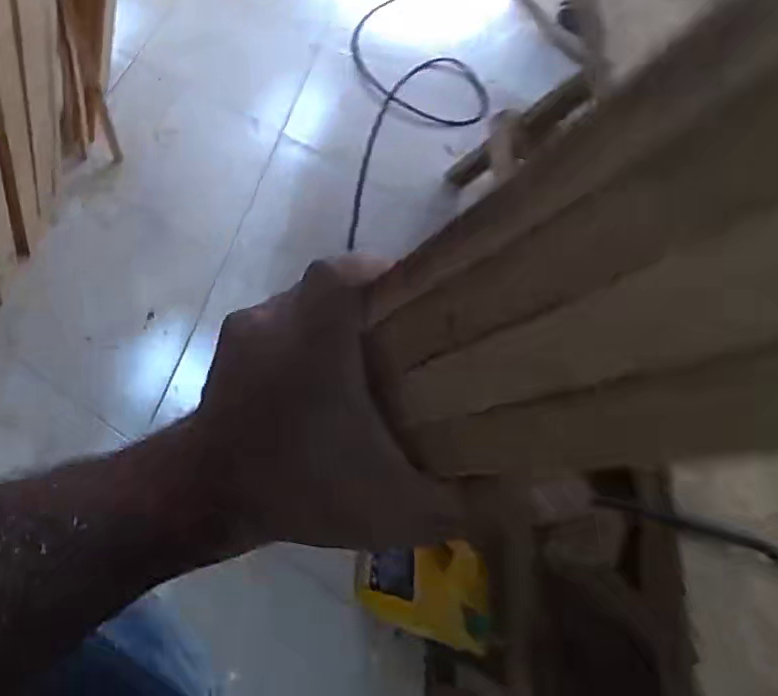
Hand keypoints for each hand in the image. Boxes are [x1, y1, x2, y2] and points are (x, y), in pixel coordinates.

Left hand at [189, 257, 463, 549]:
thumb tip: (569, 496)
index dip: (375, 269)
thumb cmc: (305, 488)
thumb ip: (482, 499)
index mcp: (314, 338)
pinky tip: (314, 385)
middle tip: (397, 337)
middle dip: (360, 303)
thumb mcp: (404, 508)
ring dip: (325, 325)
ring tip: (359, 365)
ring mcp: (243, 332)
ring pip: (294, 307)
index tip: (411, 290)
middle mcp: (274, 321)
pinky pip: (270, 328)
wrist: (208, 491)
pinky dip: (296, 342)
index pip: (340, 271)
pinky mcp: (225, 349)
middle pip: (321, 287)